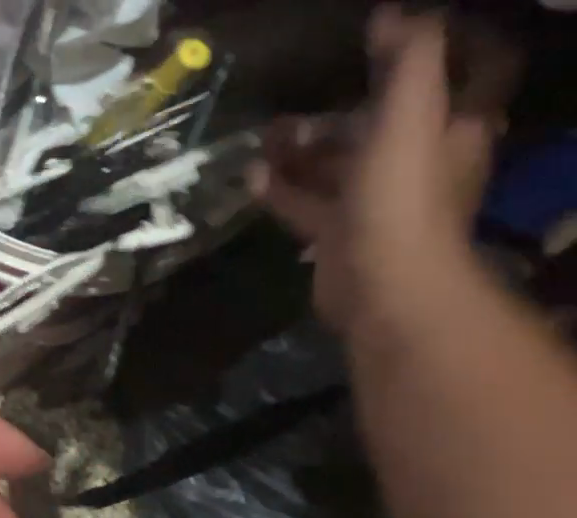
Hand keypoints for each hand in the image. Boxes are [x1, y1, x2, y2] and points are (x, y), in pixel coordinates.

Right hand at [249, 7, 511, 334]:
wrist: (381, 287)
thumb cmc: (401, 200)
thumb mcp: (410, 119)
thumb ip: (410, 62)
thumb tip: (394, 13)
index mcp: (454, 129)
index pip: (468, 72)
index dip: (443, 47)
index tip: (396, 34)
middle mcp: (421, 160)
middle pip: (388, 121)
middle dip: (350, 104)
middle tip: (308, 89)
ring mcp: (377, 200)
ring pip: (340, 163)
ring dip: (304, 148)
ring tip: (266, 135)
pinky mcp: (339, 233)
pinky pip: (307, 203)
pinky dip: (281, 189)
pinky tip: (252, 178)